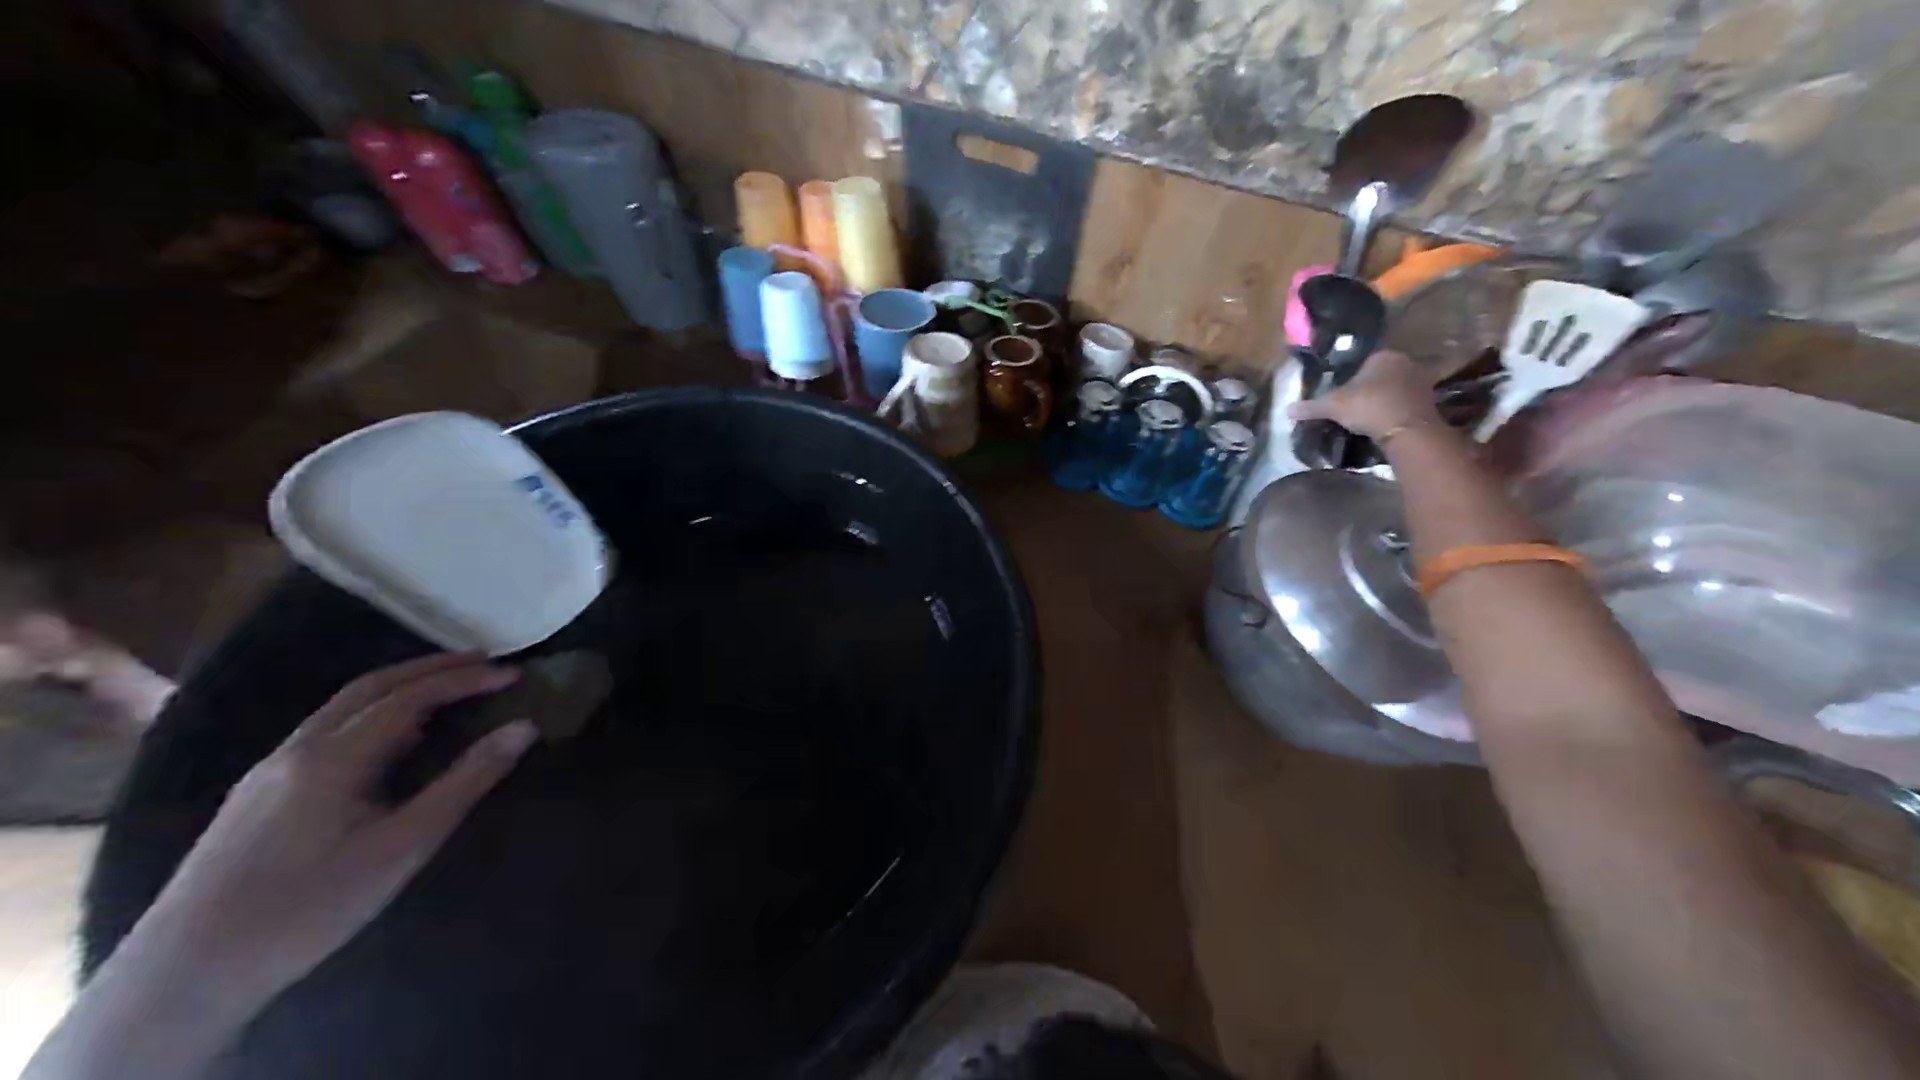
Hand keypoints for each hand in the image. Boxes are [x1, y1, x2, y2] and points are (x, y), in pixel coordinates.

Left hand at [130, 652, 535, 1004]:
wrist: (183, 977)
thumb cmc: (311, 907)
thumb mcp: (405, 846)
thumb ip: (466, 781)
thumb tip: (523, 729)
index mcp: (333, 757)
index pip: (411, 696)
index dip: (465, 680)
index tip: (513, 675)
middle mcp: (297, 749)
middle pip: (371, 686)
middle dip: (432, 667)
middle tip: (485, 662)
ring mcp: (269, 770)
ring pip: (343, 706)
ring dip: (401, 686)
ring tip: (448, 689)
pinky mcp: (256, 793)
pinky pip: (326, 730)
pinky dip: (374, 712)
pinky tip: (391, 737)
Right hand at [1287, 350, 1440, 437]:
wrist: (1407, 428)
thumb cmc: (1368, 407)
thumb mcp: (1333, 407)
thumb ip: (1311, 406)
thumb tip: (1286, 410)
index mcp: (1382, 355)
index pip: (1365, 361)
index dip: (1353, 376)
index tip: (1344, 392)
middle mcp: (1405, 361)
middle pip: (1382, 373)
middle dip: (1371, 386)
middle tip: (1355, 404)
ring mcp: (1421, 380)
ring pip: (1396, 386)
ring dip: (1386, 397)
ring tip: (1370, 414)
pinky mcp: (1431, 399)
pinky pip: (1407, 400)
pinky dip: (1397, 409)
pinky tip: (1386, 421)